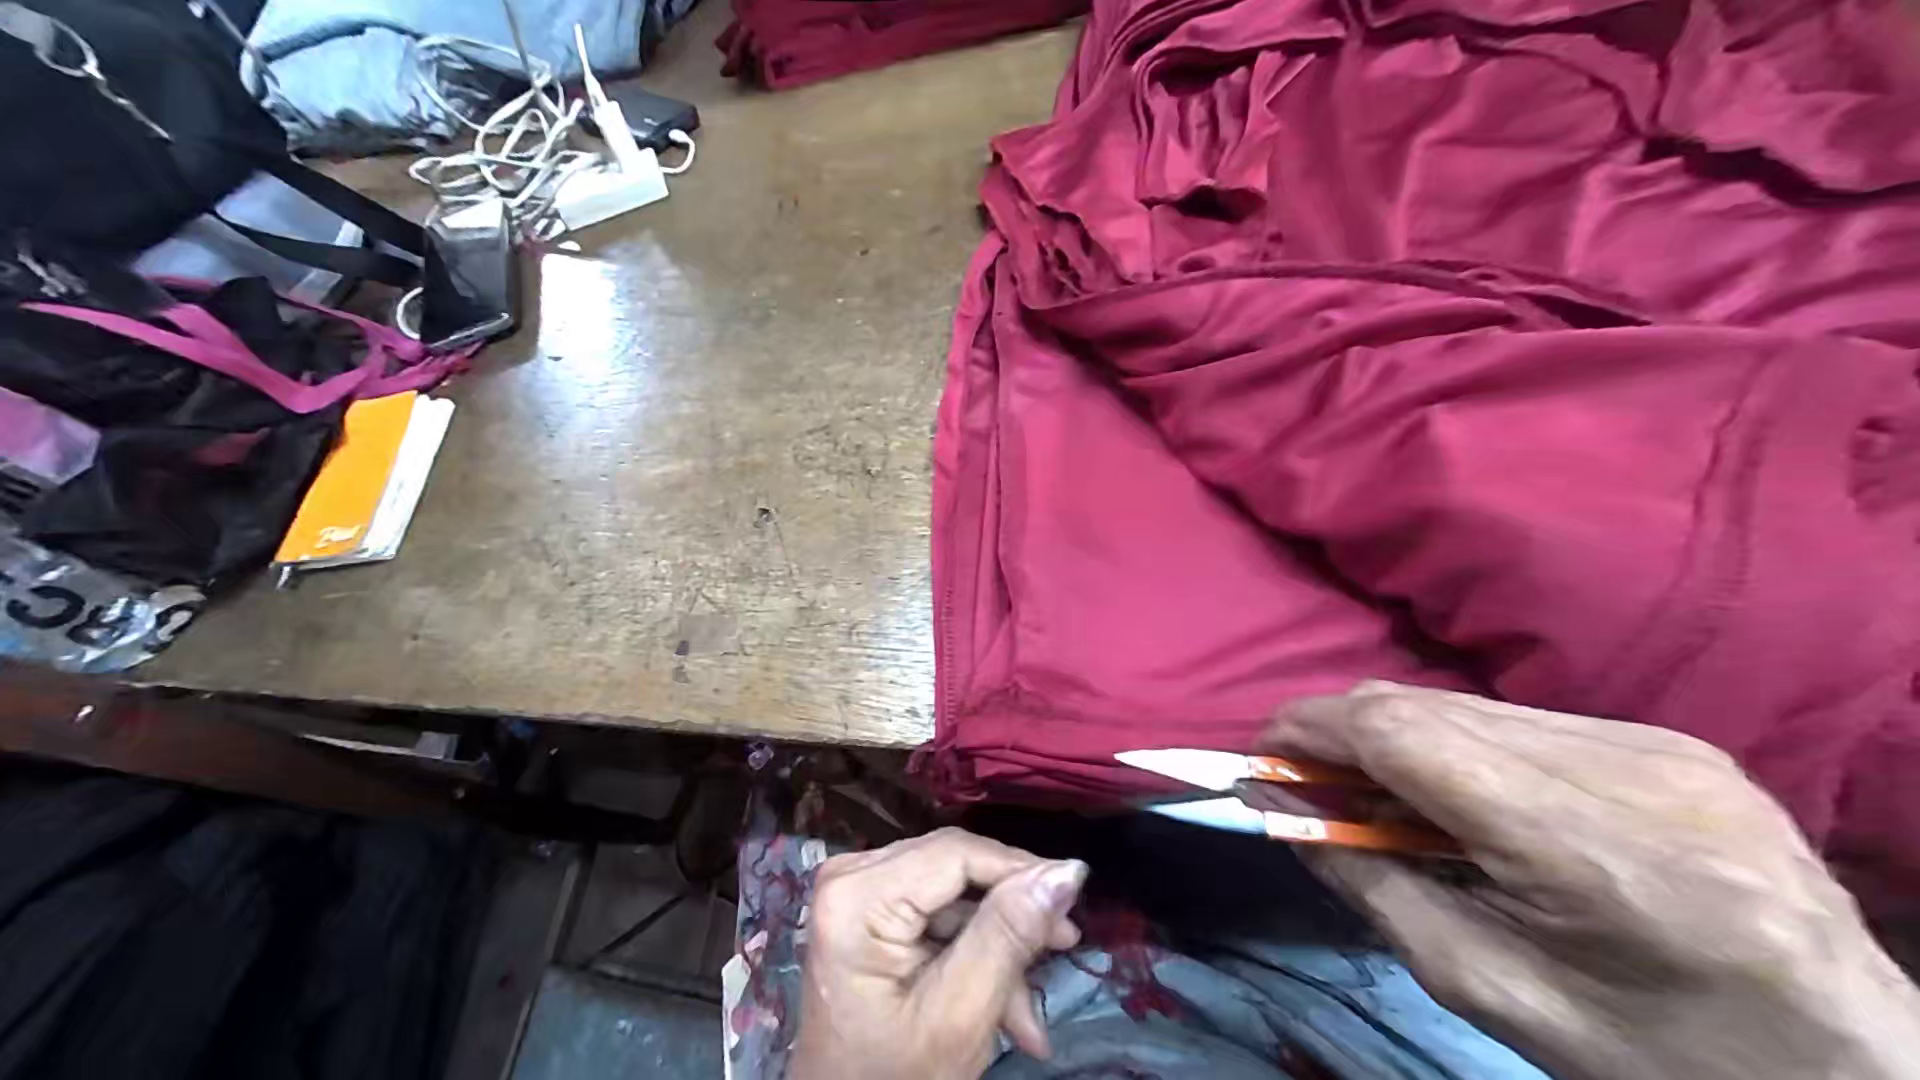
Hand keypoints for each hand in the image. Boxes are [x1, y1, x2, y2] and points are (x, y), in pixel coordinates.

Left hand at [789, 828, 1086, 1079]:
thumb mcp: (959, 1016)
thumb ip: (1008, 935)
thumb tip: (1066, 870)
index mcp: (858, 895)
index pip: (956, 853)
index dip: (1020, 868)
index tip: (1075, 892)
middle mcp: (852, 874)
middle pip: (955, 867)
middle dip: (1011, 910)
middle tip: (1065, 941)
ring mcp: (857, 888)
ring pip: (953, 891)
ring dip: (997, 940)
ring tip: (1031, 1003)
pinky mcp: (867, 906)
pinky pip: (935, 910)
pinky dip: (972, 949)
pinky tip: (1005, 1003)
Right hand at [1262, 681, 1919, 1079]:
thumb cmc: (1654, 1062)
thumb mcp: (1485, 989)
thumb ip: (1366, 884)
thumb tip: (1279, 807)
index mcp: (1600, 854)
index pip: (1407, 736)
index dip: (1314, 727)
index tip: (1263, 751)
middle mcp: (1635, 772)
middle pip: (1425, 707)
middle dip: (1340, 730)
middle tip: (1306, 776)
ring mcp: (1661, 745)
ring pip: (1460, 703)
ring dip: (1391, 735)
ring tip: (1375, 789)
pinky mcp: (1669, 740)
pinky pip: (1511, 717)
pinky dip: (1450, 741)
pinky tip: (1457, 792)